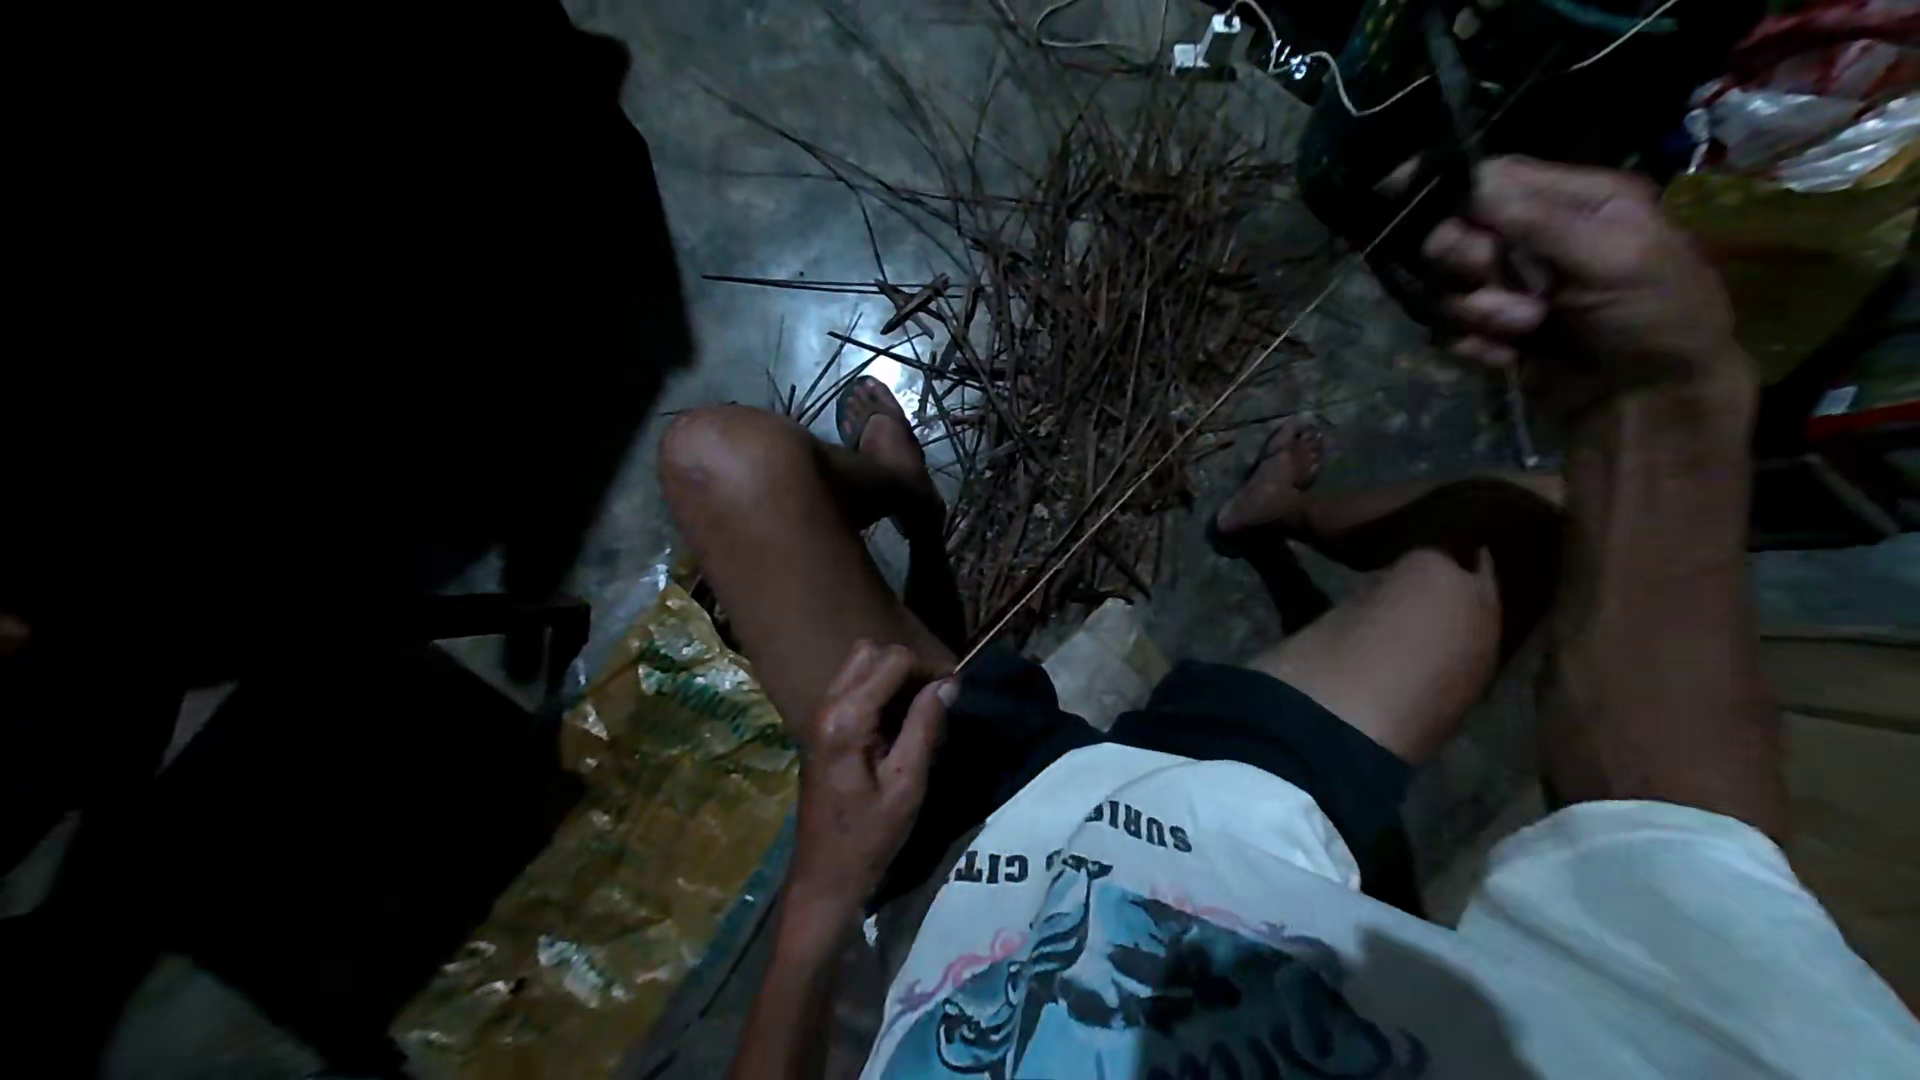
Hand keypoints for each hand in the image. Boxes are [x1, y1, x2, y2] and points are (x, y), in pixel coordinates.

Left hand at [787, 641, 954, 915]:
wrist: (824, 875)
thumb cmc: (868, 836)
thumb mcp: (907, 784)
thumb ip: (925, 726)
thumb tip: (949, 683)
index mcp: (847, 719)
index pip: (893, 662)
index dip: (928, 668)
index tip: (954, 690)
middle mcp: (827, 706)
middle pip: (871, 652)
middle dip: (908, 666)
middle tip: (936, 697)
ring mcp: (819, 714)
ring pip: (858, 664)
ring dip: (892, 675)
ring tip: (920, 706)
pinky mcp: (821, 726)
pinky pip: (851, 685)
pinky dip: (878, 687)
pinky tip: (898, 718)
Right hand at [1422, 156, 1751, 415]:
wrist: (1643, 396)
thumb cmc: (1653, 314)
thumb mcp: (1614, 256)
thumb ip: (1541, 221)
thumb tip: (1476, 183)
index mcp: (1572, 204)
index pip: (1493, 180)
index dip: (1453, 191)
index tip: (1421, 205)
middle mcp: (1527, 243)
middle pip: (1451, 234)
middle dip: (1462, 260)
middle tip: (1485, 275)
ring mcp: (1500, 290)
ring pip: (1442, 289)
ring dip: (1476, 312)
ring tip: (1523, 329)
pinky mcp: (1482, 332)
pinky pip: (1445, 332)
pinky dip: (1472, 345)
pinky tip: (1507, 356)